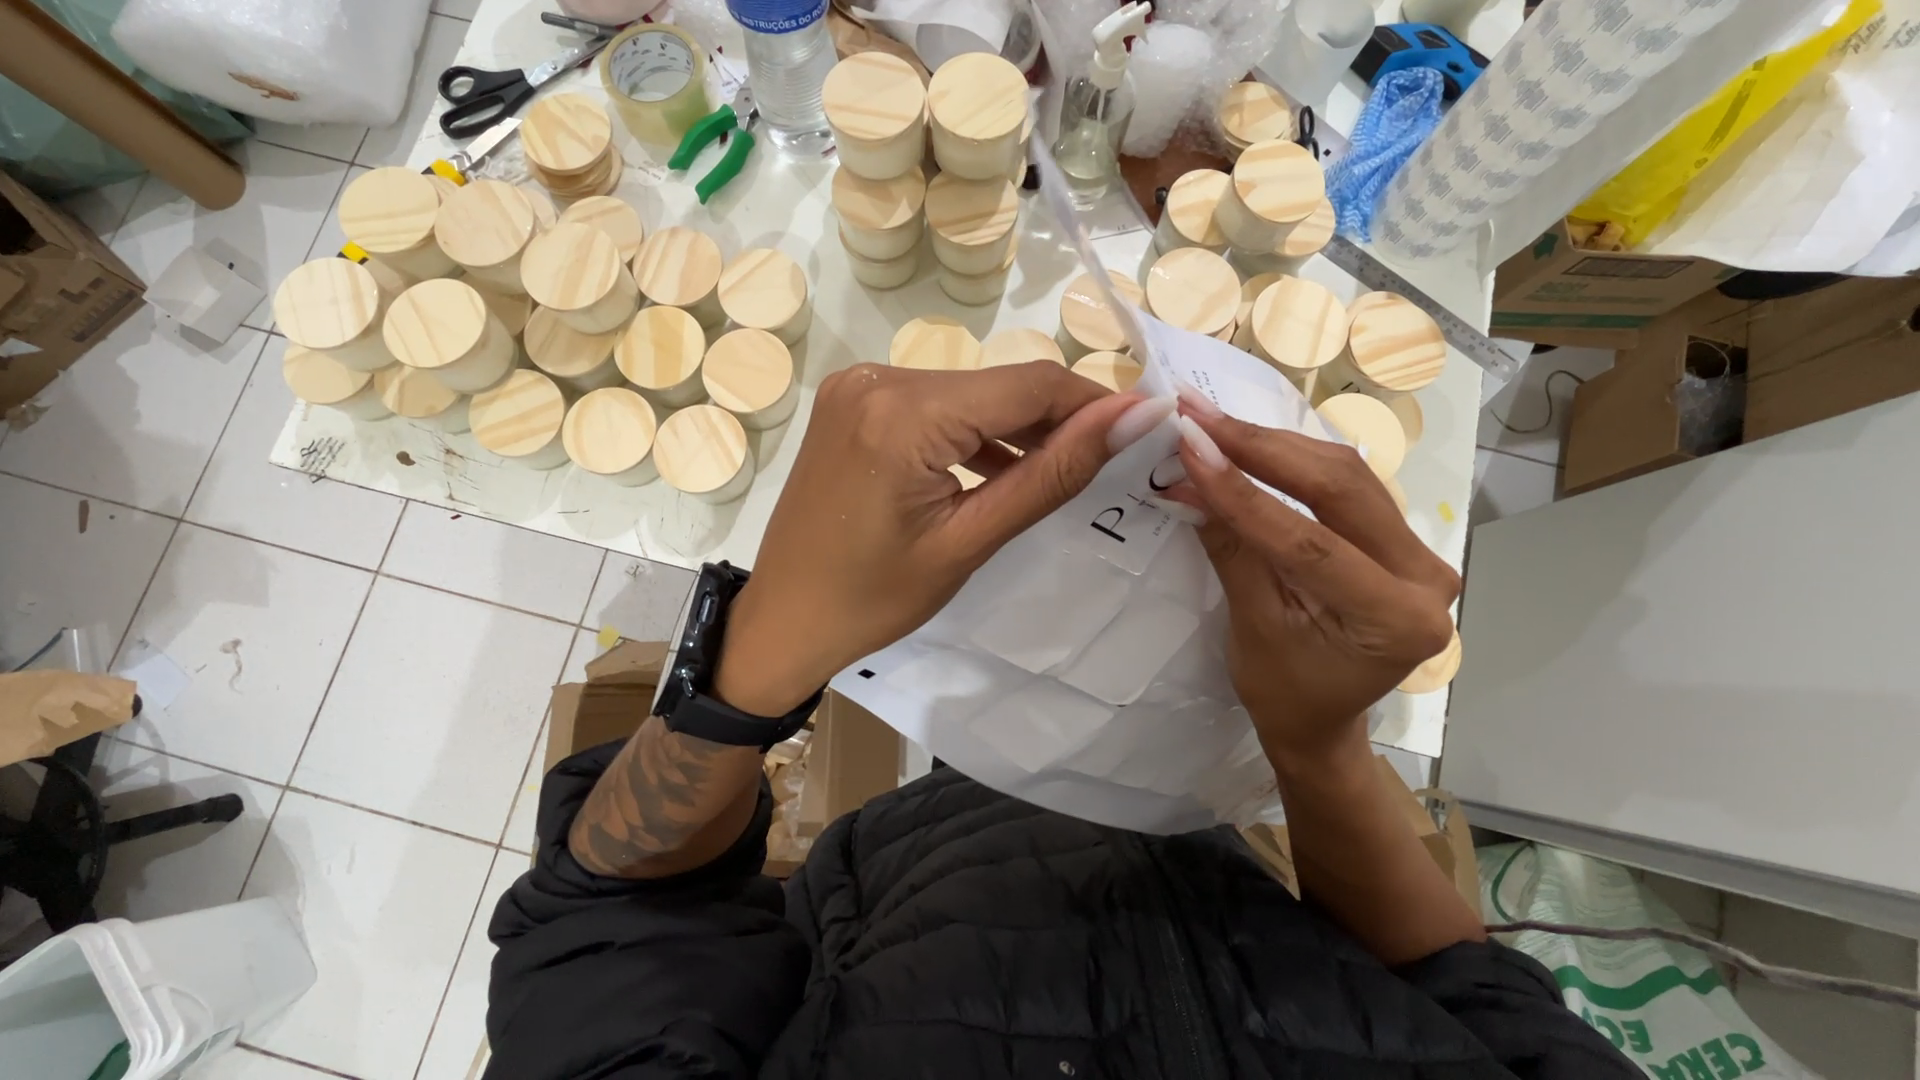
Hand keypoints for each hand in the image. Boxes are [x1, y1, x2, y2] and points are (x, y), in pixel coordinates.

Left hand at [713, 361, 1172, 715]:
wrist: (785, 619)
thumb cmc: (874, 600)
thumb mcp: (970, 540)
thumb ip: (1052, 474)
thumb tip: (1134, 417)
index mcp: (905, 414)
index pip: (1028, 385)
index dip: (1093, 402)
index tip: (1144, 426)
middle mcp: (879, 378)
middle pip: (998, 384)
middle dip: (1055, 419)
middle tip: (1101, 463)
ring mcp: (859, 385)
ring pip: (968, 391)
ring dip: (1014, 427)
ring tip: (1053, 474)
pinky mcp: (853, 400)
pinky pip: (934, 403)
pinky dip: (971, 431)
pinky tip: (996, 469)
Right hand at [1163, 397, 1459, 765]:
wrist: (1319, 719)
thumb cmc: (1285, 693)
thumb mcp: (1253, 626)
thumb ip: (1231, 547)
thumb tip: (1187, 480)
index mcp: (1397, 618)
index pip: (1309, 539)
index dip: (1243, 491)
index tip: (1190, 447)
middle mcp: (1426, 576)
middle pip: (1339, 487)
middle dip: (1260, 447)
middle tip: (1196, 417)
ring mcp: (1419, 552)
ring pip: (1343, 475)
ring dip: (1272, 445)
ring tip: (1211, 422)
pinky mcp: (1400, 538)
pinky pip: (1345, 486)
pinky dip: (1290, 461)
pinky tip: (1247, 442)